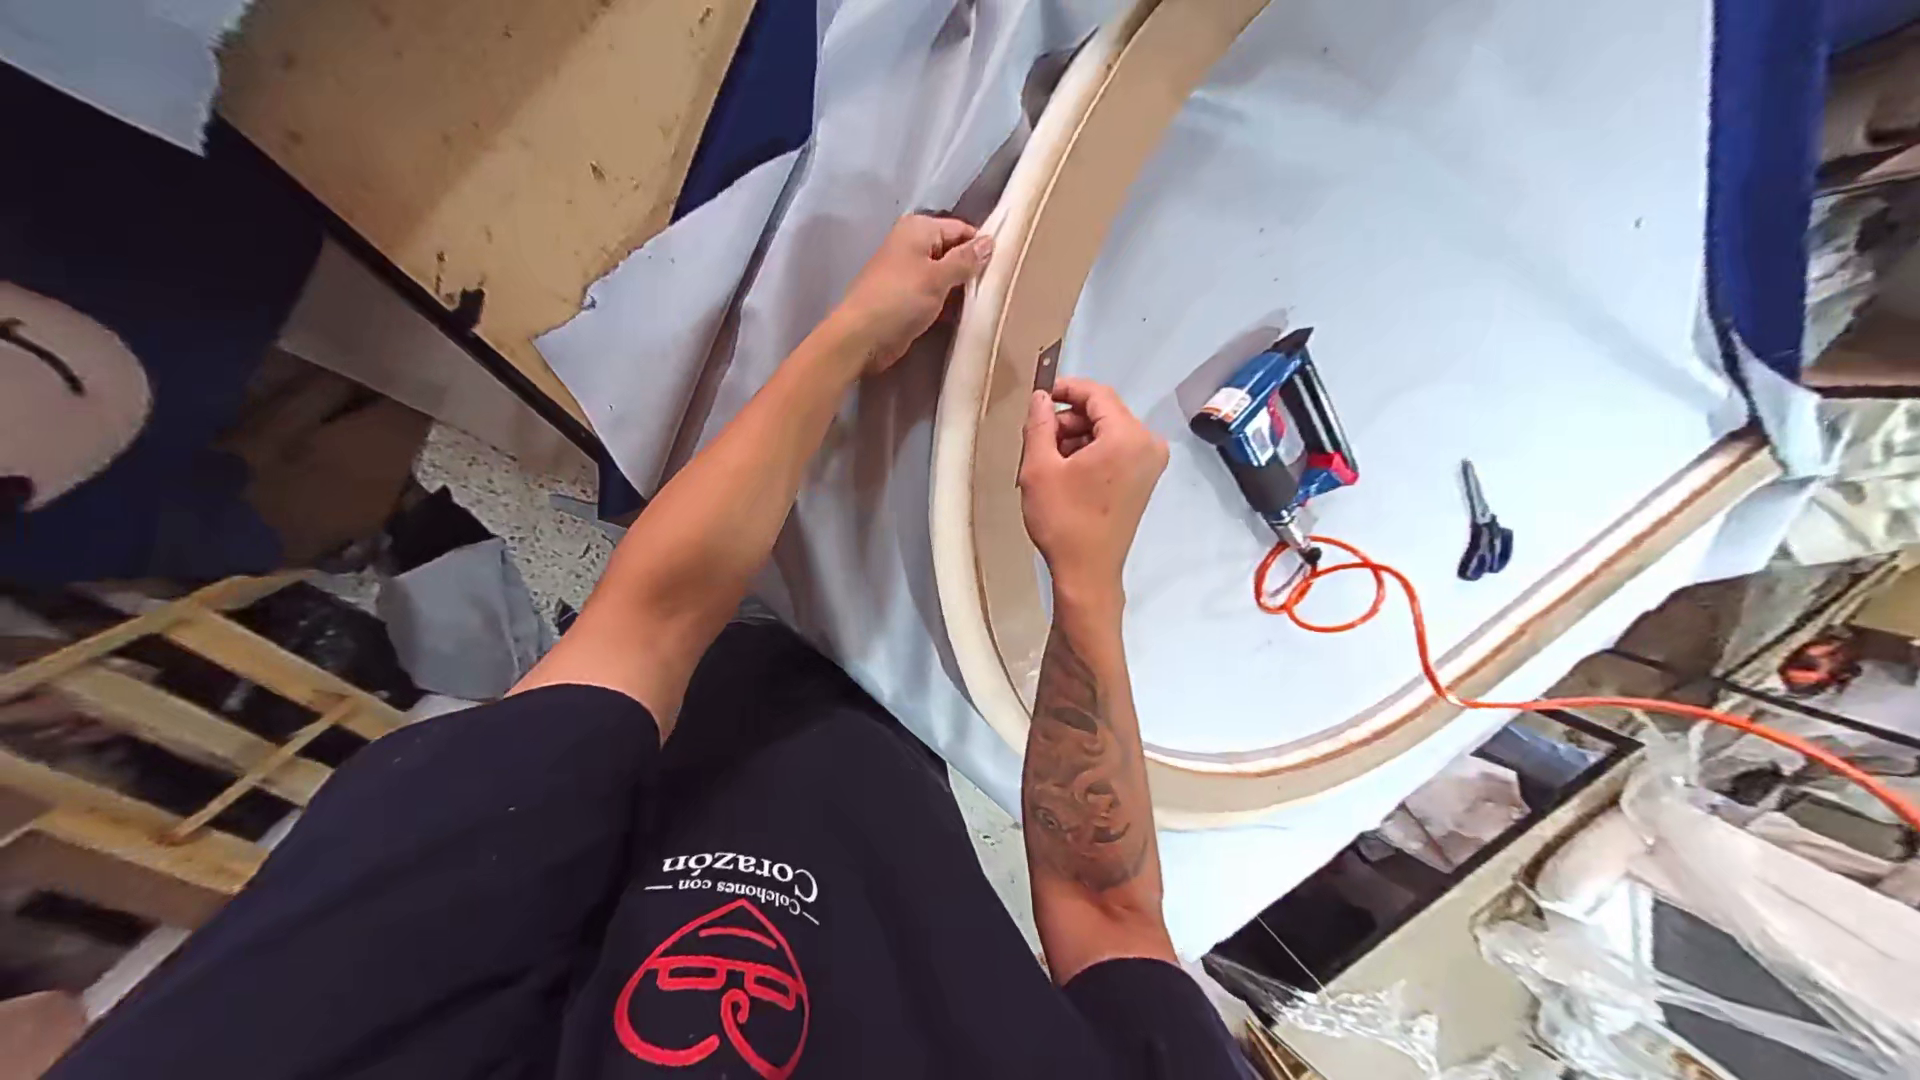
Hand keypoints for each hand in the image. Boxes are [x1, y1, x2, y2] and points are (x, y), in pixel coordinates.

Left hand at [829, 214, 993, 375]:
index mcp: (918, 229)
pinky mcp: (909, 300)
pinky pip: (937, 297)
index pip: (961, 229)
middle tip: (1000, 287)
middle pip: (954, 253)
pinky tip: (968, 316)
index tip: (1005, 265)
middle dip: (973, 270)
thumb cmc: (899, 300)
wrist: (862, 337)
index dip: (981, 245)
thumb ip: (965, 260)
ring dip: (963, 291)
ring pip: (947, 278)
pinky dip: (950, 305)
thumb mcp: (937, 277)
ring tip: (990, 303)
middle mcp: (914, 246)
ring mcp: (910, 275)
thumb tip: (990, 242)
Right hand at [1019, 377, 1168, 601]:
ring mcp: (1150, 464)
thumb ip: (1040, 423)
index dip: (1066, 388)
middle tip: (1038, 439)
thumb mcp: (1039, 468)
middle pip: (1104, 412)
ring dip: (1077, 437)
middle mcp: (1148, 444)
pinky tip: (1066, 472)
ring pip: (1108, 431)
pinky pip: (1116, 450)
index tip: (1040, 395)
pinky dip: (1091, 452)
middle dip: (1068, 419)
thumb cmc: (1062, 521)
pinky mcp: (1144, 480)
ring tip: (1047, 461)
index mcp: (1127, 436)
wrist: (1087, 572)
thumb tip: (1041, 397)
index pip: (1097, 394)